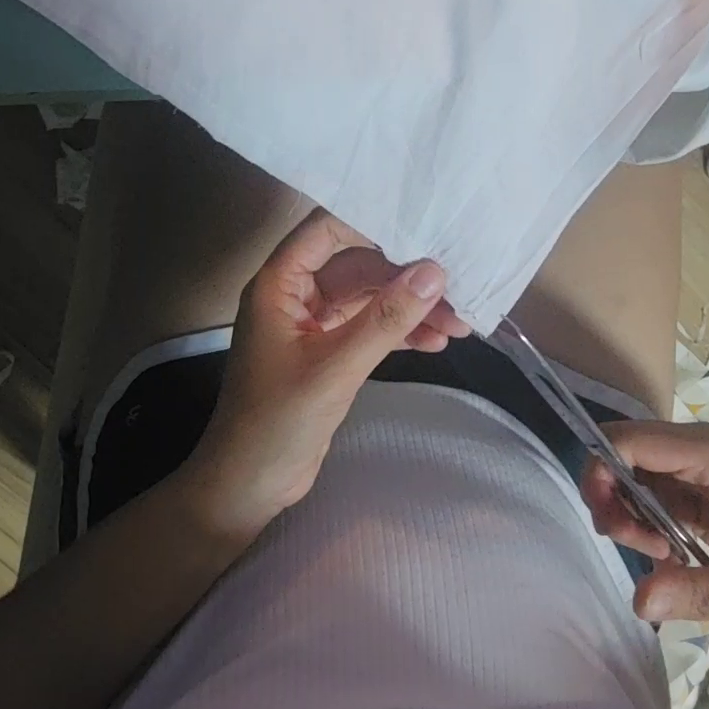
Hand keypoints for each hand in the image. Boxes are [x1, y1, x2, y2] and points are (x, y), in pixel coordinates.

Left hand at [177, 208, 471, 540]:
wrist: (249, 486)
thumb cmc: (278, 422)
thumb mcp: (336, 368)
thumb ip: (385, 319)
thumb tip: (434, 272)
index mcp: (279, 284)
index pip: (326, 230)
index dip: (372, 223)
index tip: (424, 228)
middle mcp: (295, 294)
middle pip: (357, 265)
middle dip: (405, 279)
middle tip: (457, 291)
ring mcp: (312, 324)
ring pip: (368, 299)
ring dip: (409, 308)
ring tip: (459, 325)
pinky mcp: (327, 353)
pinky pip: (368, 328)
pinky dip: (399, 332)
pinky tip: (434, 342)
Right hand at [581, 420, 708, 630]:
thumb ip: (695, 594)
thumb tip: (639, 602)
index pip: (631, 440)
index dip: (602, 470)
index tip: (609, 525)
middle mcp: (699, 447)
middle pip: (623, 448)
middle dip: (609, 493)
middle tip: (626, 541)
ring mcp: (694, 462)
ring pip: (629, 466)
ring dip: (623, 508)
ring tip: (656, 553)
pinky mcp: (692, 482)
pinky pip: (644, 484)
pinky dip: (638, 514)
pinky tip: (663, 549)